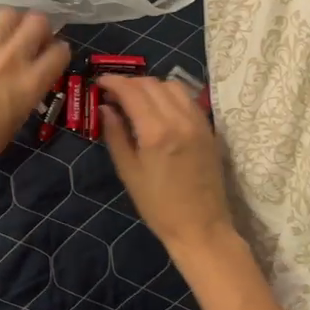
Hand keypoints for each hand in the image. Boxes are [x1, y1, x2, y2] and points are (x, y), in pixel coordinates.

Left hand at [0, 10, 69, 191]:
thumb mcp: (18, 119)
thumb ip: (30, 91)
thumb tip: (32, 76)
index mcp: (31, 83)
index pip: (60, 50)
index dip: (58, 52)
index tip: (50, 57)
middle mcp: (12, 59)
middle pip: (38, 21)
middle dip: (40, 29)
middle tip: (31, 41)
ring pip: (9, 13)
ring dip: (12, 23)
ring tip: (5, 36)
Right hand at [95, 75, 233, 253]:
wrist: (201, 227)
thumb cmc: (158, 205)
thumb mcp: (128, 172)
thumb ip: (115, 135)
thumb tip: (105, 107)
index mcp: (156, 132)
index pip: (132, 91)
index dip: (113, 82)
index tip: (99, 83)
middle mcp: (179, 119)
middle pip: (152, 83)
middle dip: (130, 82)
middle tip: (114, 93)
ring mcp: (198, 122)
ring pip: (172, 86)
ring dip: (151, 86)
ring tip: (137, 99)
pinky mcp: (209, 129)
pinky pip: (188, 99)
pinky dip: (170, 95)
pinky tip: (159, 109)